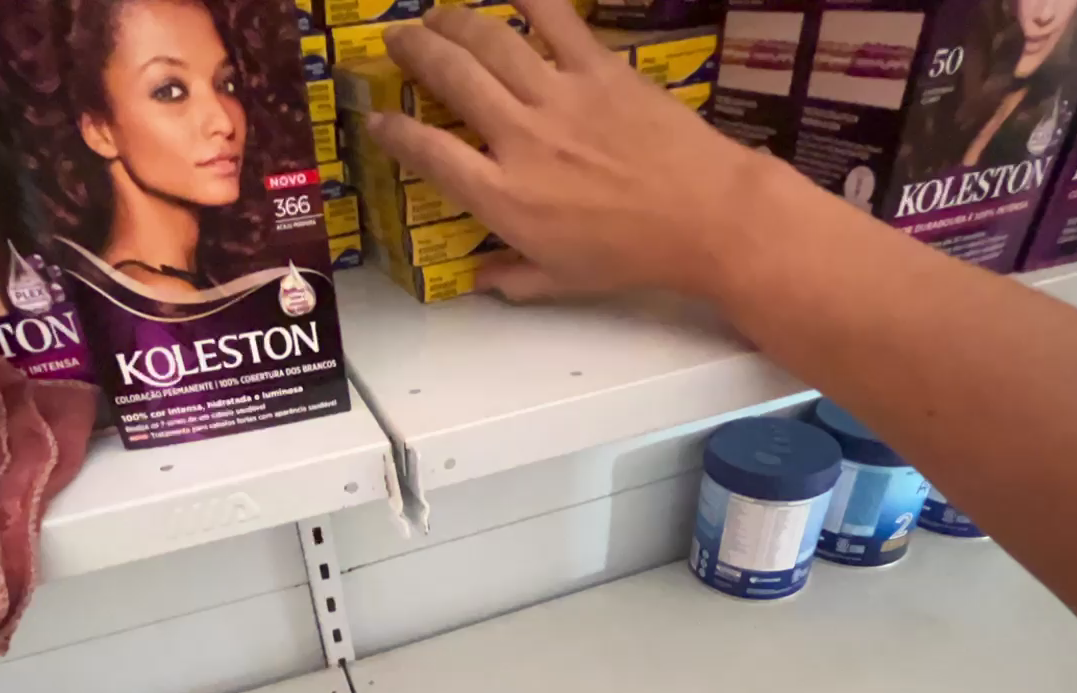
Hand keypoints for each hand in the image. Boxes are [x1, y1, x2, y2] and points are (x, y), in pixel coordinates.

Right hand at [369, 0, 761, 299]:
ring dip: (455, 18)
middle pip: (453, 78)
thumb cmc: (625, 257)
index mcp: (504, 197)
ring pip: (493, 40)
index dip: (395, 132)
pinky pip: (558, 18)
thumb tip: (476, 282)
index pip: (431, 153)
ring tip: (435, 12)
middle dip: (414, 51)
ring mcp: (560, 97)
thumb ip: (509, 280)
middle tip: (394, 38)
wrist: (700, 216)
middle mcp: (521, 138)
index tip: (375, 120)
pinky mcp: (600, 69)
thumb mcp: (558, 282)